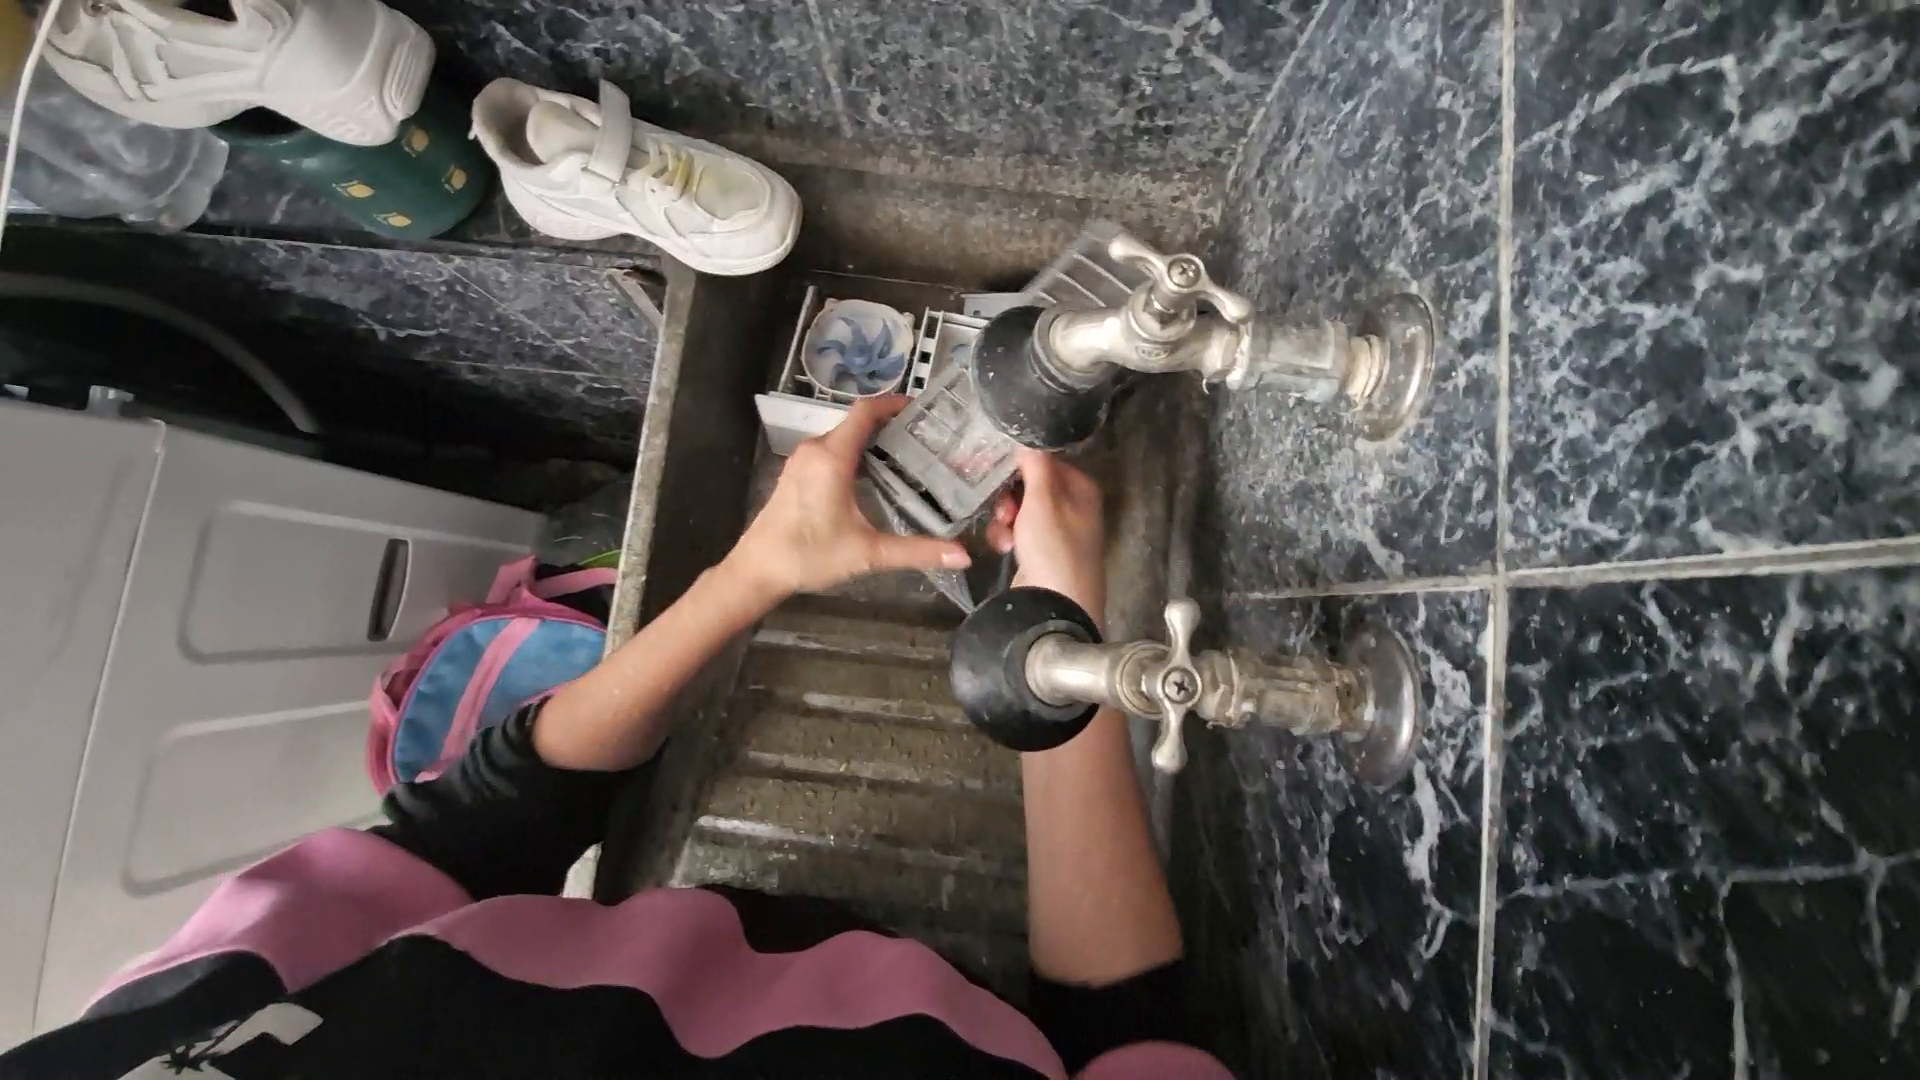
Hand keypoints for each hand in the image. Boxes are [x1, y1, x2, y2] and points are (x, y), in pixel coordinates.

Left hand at [725, 395, 968, 599]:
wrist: (757, 570)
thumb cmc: (809, 556)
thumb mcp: (869, 553)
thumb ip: (917, 552)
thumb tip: (963, 556)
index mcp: (832, 457)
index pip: (865, 412)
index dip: (894, 403)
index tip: (923, 407)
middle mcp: (815, 450)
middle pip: (857, 423)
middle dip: (891, 426)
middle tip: (926, 438)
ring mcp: (802, 462)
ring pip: (843, 438)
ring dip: (873, 441)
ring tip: (908, 455)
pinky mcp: (796, 475)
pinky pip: (831, 452)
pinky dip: (855, 455)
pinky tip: (875, 477)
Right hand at [987, 448, 1106, 626]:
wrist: (1058, 606)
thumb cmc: (1053, 548)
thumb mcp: (1043, 500)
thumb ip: (1036, 464)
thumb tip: (1029, 437)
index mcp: (1081, 488)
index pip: (1045, 461)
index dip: (1019, 468)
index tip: (997, 476)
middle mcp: (1074, 507)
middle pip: (1030, 487)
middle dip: (1008, 498)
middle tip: (1002, 512)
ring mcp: (1060, 533)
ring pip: (1021, 511)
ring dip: (1004, 520)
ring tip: (1003, 537)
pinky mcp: (1044, 554)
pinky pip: (1020, 535)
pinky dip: (1008, 539)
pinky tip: (1005, 550)